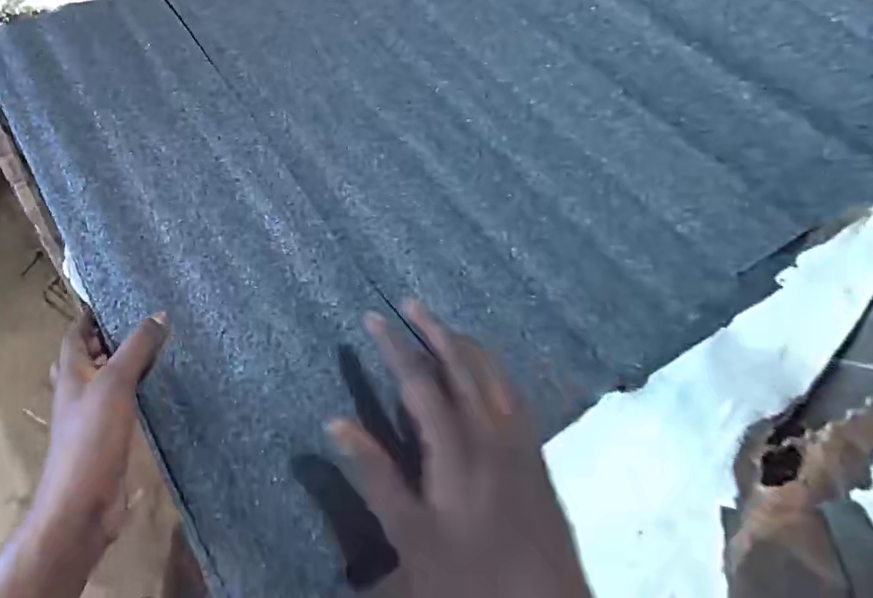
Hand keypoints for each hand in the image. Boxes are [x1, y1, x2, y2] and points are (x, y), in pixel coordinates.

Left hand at [32, 309, 169, 544]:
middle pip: (91, 354)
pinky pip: (123, 402)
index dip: (91, 313)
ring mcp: (93, 415)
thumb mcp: (116, 382)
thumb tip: (159, 314)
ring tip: (158, 345)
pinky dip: (137, 389)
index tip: (117, 296)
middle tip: (144, 318)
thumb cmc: (91, 437)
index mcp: (71, 373)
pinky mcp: (110, 436)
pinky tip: (160, 386)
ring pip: (108, 378)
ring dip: (127, 362)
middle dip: (112, 336)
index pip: (76, 333)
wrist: (83, 506)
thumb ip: (137, 347)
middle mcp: (78, 390)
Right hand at [329, 300, 590, 597]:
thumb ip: (376, 476)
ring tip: (442, 327)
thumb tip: (335, 421)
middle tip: (409, 303)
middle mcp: (492, 433)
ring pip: (493, 373)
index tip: (373, 317)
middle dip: (434, 329)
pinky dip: (494, 367)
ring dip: (465, 344)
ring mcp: (520, 442)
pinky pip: (515, 392)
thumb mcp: (411, 537)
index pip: (420, 381)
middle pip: (463, 365)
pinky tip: (488, 371)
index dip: (395, 345)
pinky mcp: (537, 456)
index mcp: (457, 450)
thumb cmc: (470, 578)